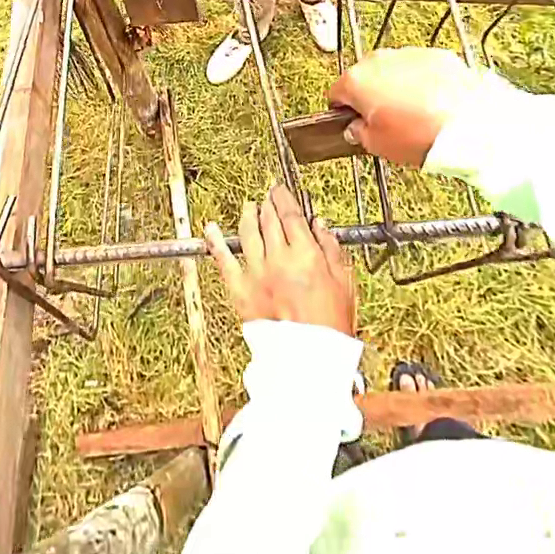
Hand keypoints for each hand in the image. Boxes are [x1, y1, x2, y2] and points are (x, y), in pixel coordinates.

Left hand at [204, 184, 355, 335]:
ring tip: (249, 207)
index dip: (285, 198)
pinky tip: (211, 229)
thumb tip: (319, 226)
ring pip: (247, 233)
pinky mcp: (241, 291)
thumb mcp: (343, 282)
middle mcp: (278, 259)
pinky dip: (215, 242)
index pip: (290, 214)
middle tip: (269, 196)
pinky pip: (224, 261)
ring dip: (248, 214)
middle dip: (268, 203)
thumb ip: (331, 249)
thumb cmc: (330, 327)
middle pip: (268, 220)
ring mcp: (257, 274)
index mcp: (305, 255)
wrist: (309, 361)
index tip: (282, 191)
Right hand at [327, 47, 500, 167]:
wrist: (468, 125)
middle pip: (364, 78)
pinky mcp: (435, 55)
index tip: (355, 122)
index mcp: (357, 81)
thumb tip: (356, 128)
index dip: (344, 111)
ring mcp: (408, 54)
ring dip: (397, 87)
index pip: (336, 93)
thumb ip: (359, 133)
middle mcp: (378, 60)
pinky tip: (433, 102)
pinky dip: (422, 82)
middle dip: (371, 96)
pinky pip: (420, 68)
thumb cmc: (421, 135)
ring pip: (392, 71)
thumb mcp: (378, 145)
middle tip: (387, 121)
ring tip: (414, 114)